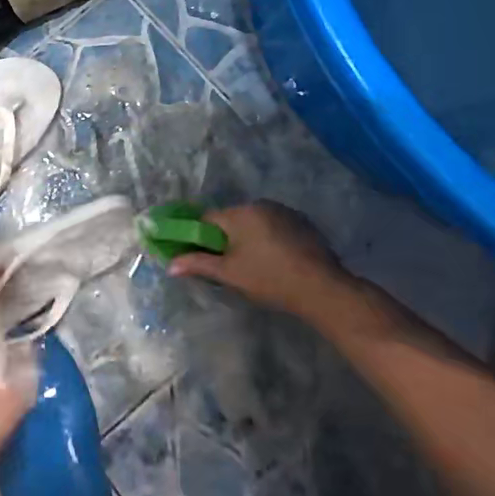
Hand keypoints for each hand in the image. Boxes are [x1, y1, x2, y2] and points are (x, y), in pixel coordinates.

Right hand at [166, 201, 358, 323]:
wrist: (325, 290)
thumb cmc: (270, 280)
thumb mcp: (230, 274)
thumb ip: (198, 264)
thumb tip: (169, 265)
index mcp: (238, 213)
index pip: (207, 219)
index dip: (202, 237)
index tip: (205, 255)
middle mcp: (259, 205)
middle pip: (232, 219)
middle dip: (228, 237)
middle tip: (233, 263)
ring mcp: (284, 212)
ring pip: (254, 222)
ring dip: (251, 236)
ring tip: (258, 263)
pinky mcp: (303, 223)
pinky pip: (275, 225)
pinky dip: (271, 237)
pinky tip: (278, 259)